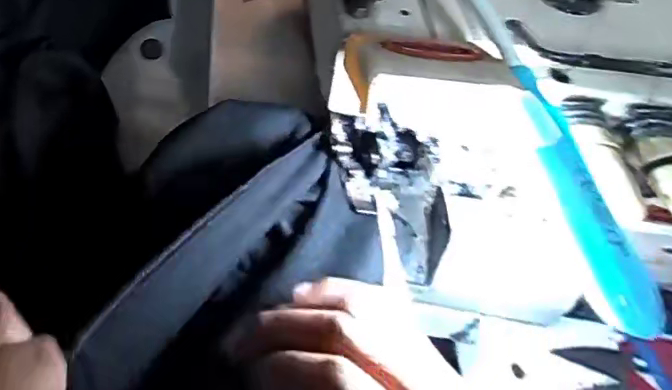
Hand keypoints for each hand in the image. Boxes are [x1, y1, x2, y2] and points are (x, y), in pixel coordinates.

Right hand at [230, 278, 462, 389]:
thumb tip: (263, 384)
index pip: (336, 375)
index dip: (285, 368)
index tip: (247, 374)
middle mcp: (418, 380)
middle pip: (342, 329)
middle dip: (282, 329)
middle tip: (241, 342)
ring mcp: (430, 358)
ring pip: (359, 303)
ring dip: (303, 305)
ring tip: (266, 318)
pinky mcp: (428, 346)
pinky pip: (377, 299)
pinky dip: (336, 291)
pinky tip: (306, 296)